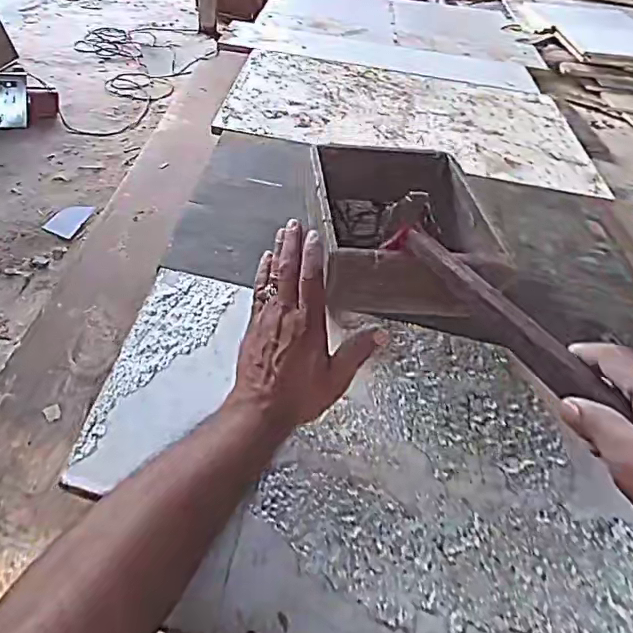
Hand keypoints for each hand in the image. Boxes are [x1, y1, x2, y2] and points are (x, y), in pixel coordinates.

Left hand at [226, 221, 383, 434]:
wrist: (258, 408)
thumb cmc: (295, 396)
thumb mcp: (335, 379)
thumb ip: (356, 353)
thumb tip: (378, 335)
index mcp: (308, 324)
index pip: (311, 281)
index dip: (312, 256)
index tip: (313, 237)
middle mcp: (285, 315)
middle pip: (288, 271)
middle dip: (291, 245)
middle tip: (293, 224)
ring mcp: (266, 318)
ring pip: (272, 277)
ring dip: (277, 253)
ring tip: (280, 235)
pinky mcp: (254, 325)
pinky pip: (259, 291)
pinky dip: (262, 273)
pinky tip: (264, 264)